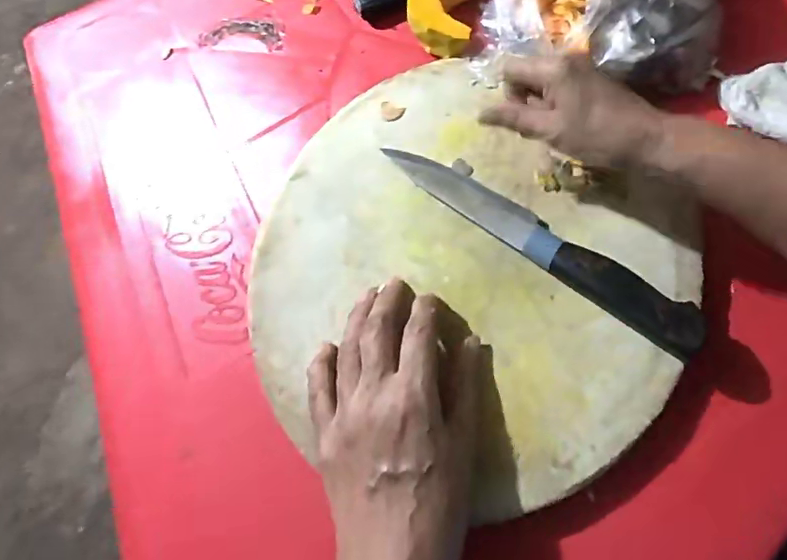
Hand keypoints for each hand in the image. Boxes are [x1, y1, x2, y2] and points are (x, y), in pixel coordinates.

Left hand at [309, 278, 480, 559]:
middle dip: (387, 301)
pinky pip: (317, 390)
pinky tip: (327, 346)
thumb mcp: (464, 447)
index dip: (425, 309)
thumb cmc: (439, 504)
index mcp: (413, 396)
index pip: (418, 335)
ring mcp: (344, 414)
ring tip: (366, 296)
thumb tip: (469, 341)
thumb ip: (466, 388)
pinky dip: (321, 362)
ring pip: (347, 350)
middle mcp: (374, 394)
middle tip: (395, 283)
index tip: (430, 298)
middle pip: (378, 332)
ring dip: (357, 317)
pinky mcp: (324, 436)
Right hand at [479, 55, 665, 169]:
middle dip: (526, 100)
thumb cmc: (597, 136)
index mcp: (552, 67)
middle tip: (544, 127)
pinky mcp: (591, 75)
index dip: (509, 95)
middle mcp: (564, 58)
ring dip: (542, 103)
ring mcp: (580, 65)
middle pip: (525, 72)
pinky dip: (557, 101)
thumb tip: (480, 113)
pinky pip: (560, 83)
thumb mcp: (551, 131)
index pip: (509, 69)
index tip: (526, 118)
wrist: (648, 139)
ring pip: (542, 80)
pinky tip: (572, 121)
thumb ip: (514, 119)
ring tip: (559, 127)